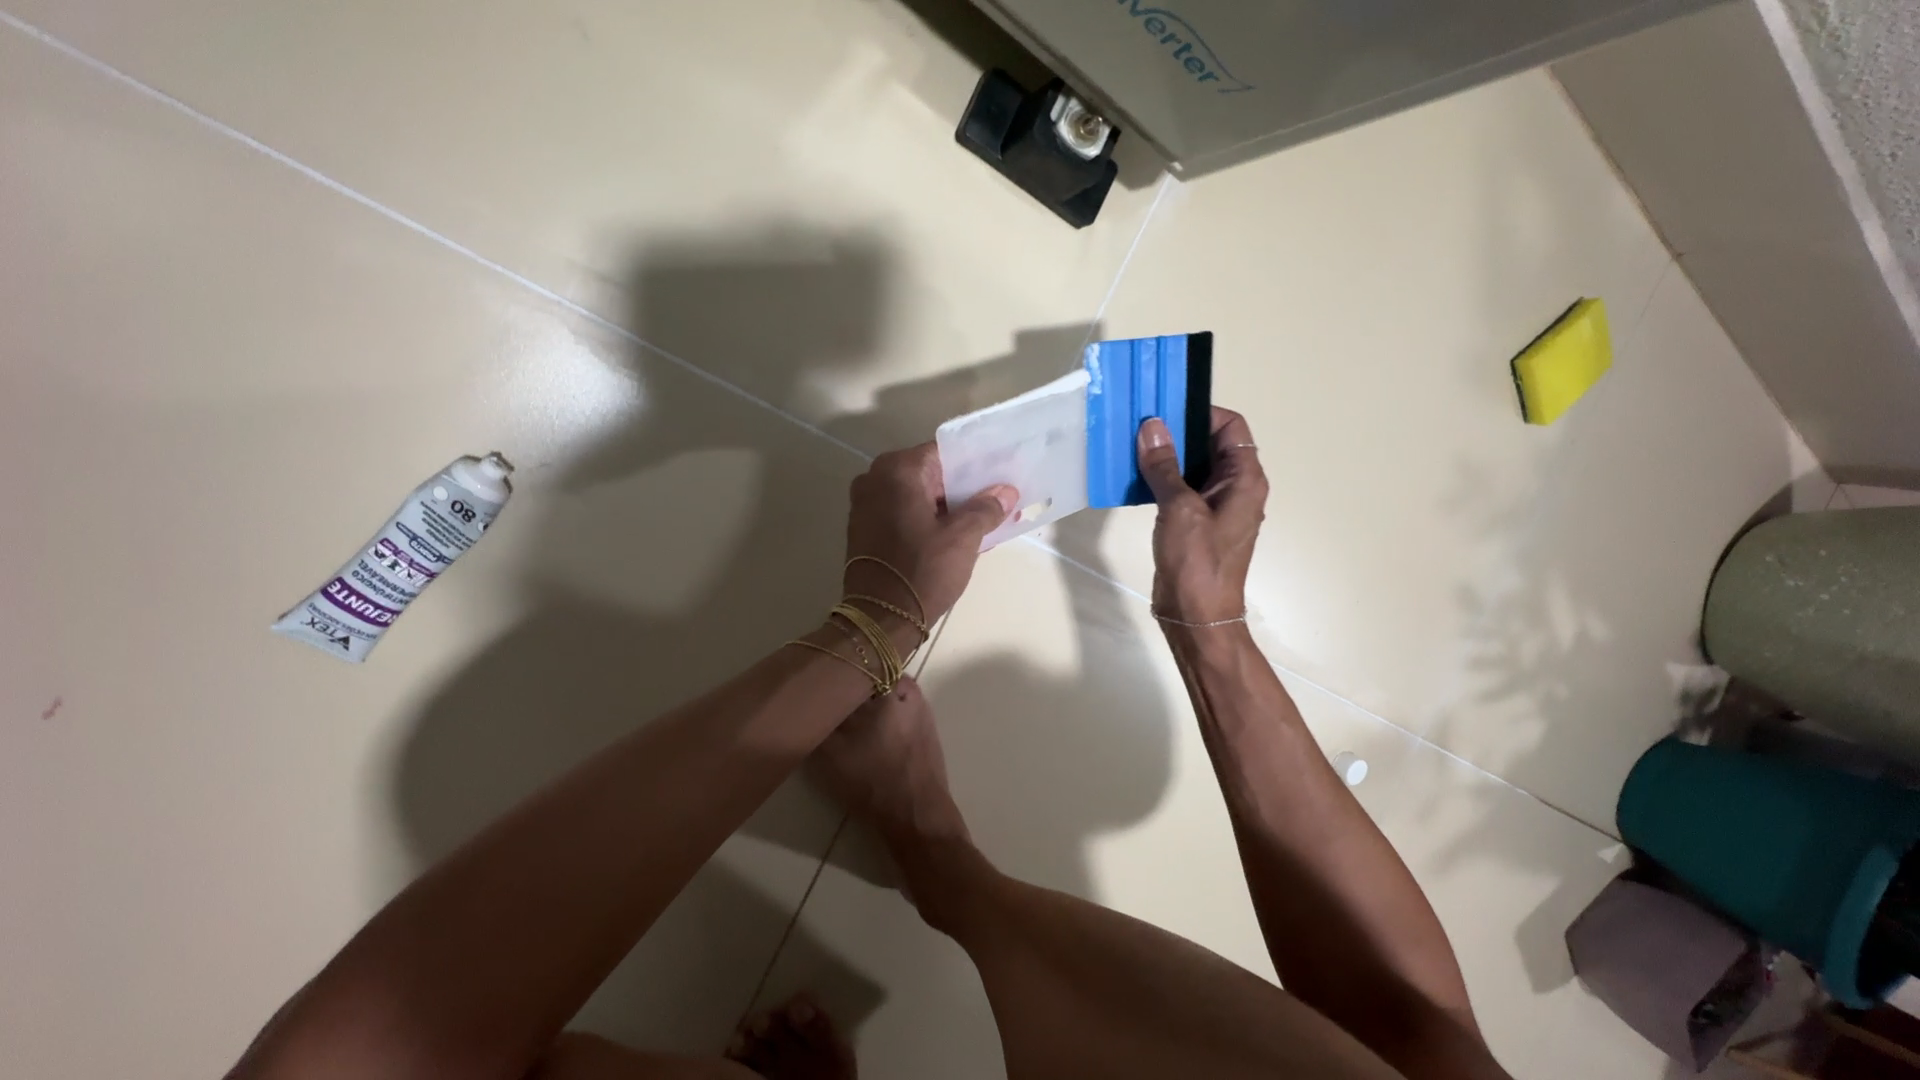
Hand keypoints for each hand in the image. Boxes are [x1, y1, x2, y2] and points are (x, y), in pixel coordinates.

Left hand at [843, 444, 1016, 643]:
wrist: (880, 618)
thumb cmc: (922, 571)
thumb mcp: (962, 538)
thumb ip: (986, 508)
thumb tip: (1006, 492)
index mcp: (897, 471)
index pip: (945, 453)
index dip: (977, 463)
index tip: (1003, 472)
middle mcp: (875, 479)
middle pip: (931, 474)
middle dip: (966, 488)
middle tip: (1001, 498)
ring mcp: (866, 505)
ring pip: (920, 496)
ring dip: (951, 507)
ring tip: (989, 519)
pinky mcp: (866, 529)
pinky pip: (906, 513)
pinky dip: (931, 520)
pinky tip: (962, 535)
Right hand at [1136, 408, 1268, 623]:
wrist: (1197, 617)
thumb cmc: (1198, 562)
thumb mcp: (1179, 509)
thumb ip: (1165, 466)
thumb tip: (1152, 426)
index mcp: (1244, 478)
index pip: (1229, 426)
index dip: (1199, 411)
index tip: (1163, 407)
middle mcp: (1234, 488)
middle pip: (1208, 443)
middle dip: (1176, 431)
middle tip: (1138, 421)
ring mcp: (1214, 507)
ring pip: (1190, 467)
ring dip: (1164, 456)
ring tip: (1130, 444)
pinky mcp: (1194, 524)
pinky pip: (1179, 490)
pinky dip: (1159, 479)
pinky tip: (1132, 476)